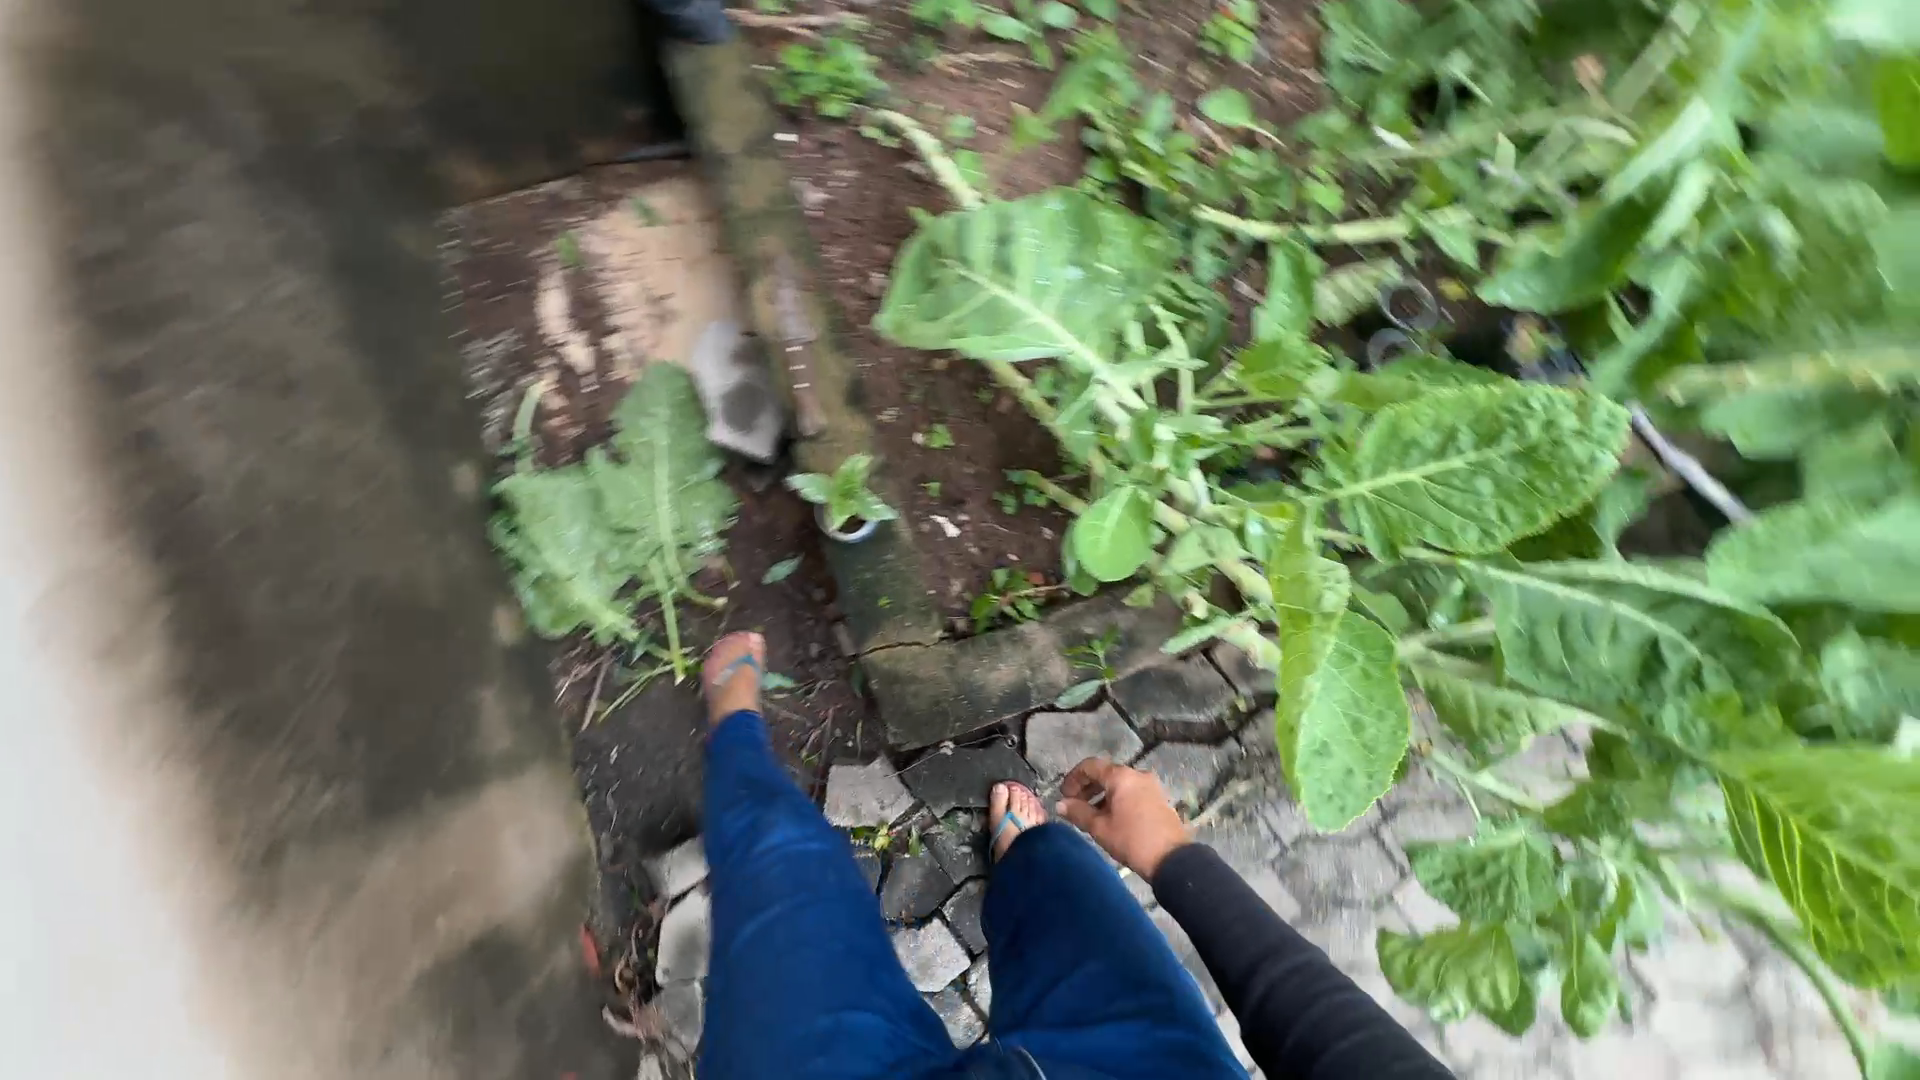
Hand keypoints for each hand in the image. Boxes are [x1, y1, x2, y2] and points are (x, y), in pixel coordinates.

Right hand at [1055, 758, 1190, 880]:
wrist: (1172, 860)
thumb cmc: (1132, 840)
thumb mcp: (1100, 828)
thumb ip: (1078, 812)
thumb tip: (1060, 805)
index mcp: (1121, 776)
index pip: (1090, 766)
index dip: (1073, 778)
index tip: (1064, 796)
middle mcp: (1137, 774)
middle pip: (1105, 773)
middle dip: (1087, 787)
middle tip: (1074, 805)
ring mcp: (1150, 785)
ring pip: (1119, 783)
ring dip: (1101, 794)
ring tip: (1091, 815)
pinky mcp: (1158, 798)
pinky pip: (1131, 791)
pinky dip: (1117, 799)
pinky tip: (1111, 818)